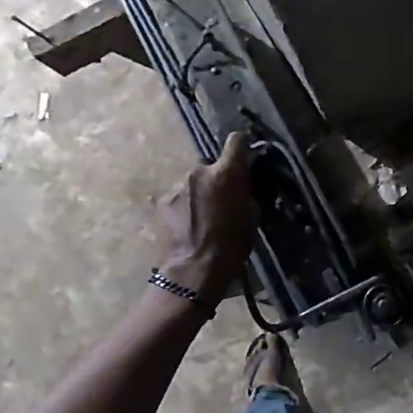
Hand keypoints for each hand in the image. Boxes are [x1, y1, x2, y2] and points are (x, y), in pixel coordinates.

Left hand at [156, 131, 255, 300]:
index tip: (244, 152)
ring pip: (193, 182)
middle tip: (222, 198)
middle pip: (211, 166)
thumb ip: (246, 192)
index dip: (242, 144)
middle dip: (217, 177)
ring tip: (203, 216)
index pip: (236, 141)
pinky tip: (187, 224)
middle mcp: (198, 171)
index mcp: (225, 173)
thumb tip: (242, 183)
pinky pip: (178, 196)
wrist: (194, 271)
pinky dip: (184, 205)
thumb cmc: (231, 244)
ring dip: (199, 192)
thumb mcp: (251, 216)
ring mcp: (176, 185)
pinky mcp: (160, 201)